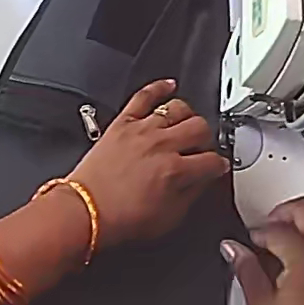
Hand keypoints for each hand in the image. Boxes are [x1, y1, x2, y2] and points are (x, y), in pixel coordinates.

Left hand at [66, 79, 228, 247]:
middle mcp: (162, 145)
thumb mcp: (169, 218)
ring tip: (186, 126)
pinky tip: (169, 86)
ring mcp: (142, 130)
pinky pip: (144, 95)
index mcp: (176, 171)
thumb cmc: (120, 217)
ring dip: (188, 117)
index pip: (212, 160)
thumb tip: (205, 180)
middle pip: (200, 127)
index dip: (218, 165)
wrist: (85, 211)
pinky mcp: (123, 122)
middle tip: (201, 147)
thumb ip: (192, 195)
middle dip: (206, 139)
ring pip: (178, 108)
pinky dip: (159, 87)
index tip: (216, 166)